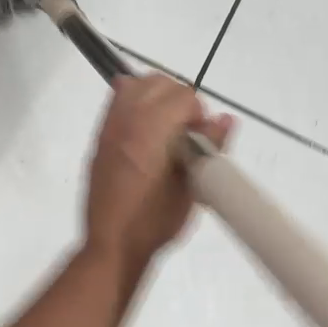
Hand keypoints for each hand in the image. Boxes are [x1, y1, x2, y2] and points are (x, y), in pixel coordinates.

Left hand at [84, 75, 234, 267]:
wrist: (112, 244)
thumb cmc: (155, 221)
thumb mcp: (191, 188)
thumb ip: (208, 147)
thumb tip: (227, 118)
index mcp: (151, 131)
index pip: (183, 95)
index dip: (199, 114)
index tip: (200, 139)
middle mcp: (127, 120)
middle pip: (159, 82)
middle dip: (179, 100)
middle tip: (187, 132)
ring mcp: (109, 126)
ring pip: (136, 84)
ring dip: (157, 97)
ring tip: (166, 128)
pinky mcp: (100, 136)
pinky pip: (117, 100)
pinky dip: (135, 103)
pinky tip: (145, 130)